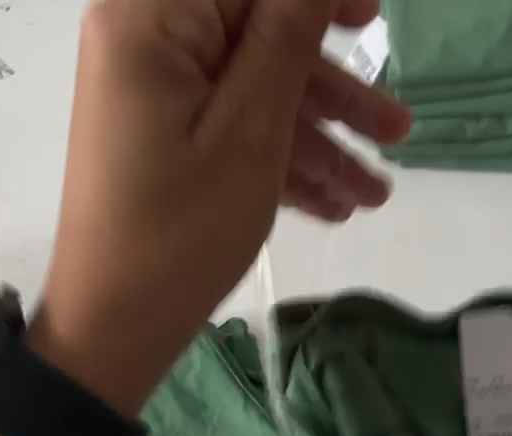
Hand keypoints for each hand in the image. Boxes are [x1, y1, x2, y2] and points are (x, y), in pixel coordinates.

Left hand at [29, 0, 410, 415]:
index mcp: (153, 16)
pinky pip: (231, 134)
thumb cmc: (182, 233)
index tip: (375, 18)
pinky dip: (281, 165)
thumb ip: (288, 33)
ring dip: (319, 142)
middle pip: (258, 39)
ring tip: (379, 193)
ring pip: (253, 97)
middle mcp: (148, 42)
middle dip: (333, 90)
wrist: (114, 328)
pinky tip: (336, 207)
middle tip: (398, 128)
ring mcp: (155, 100)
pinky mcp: (163, 146)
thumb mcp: (250, 133)